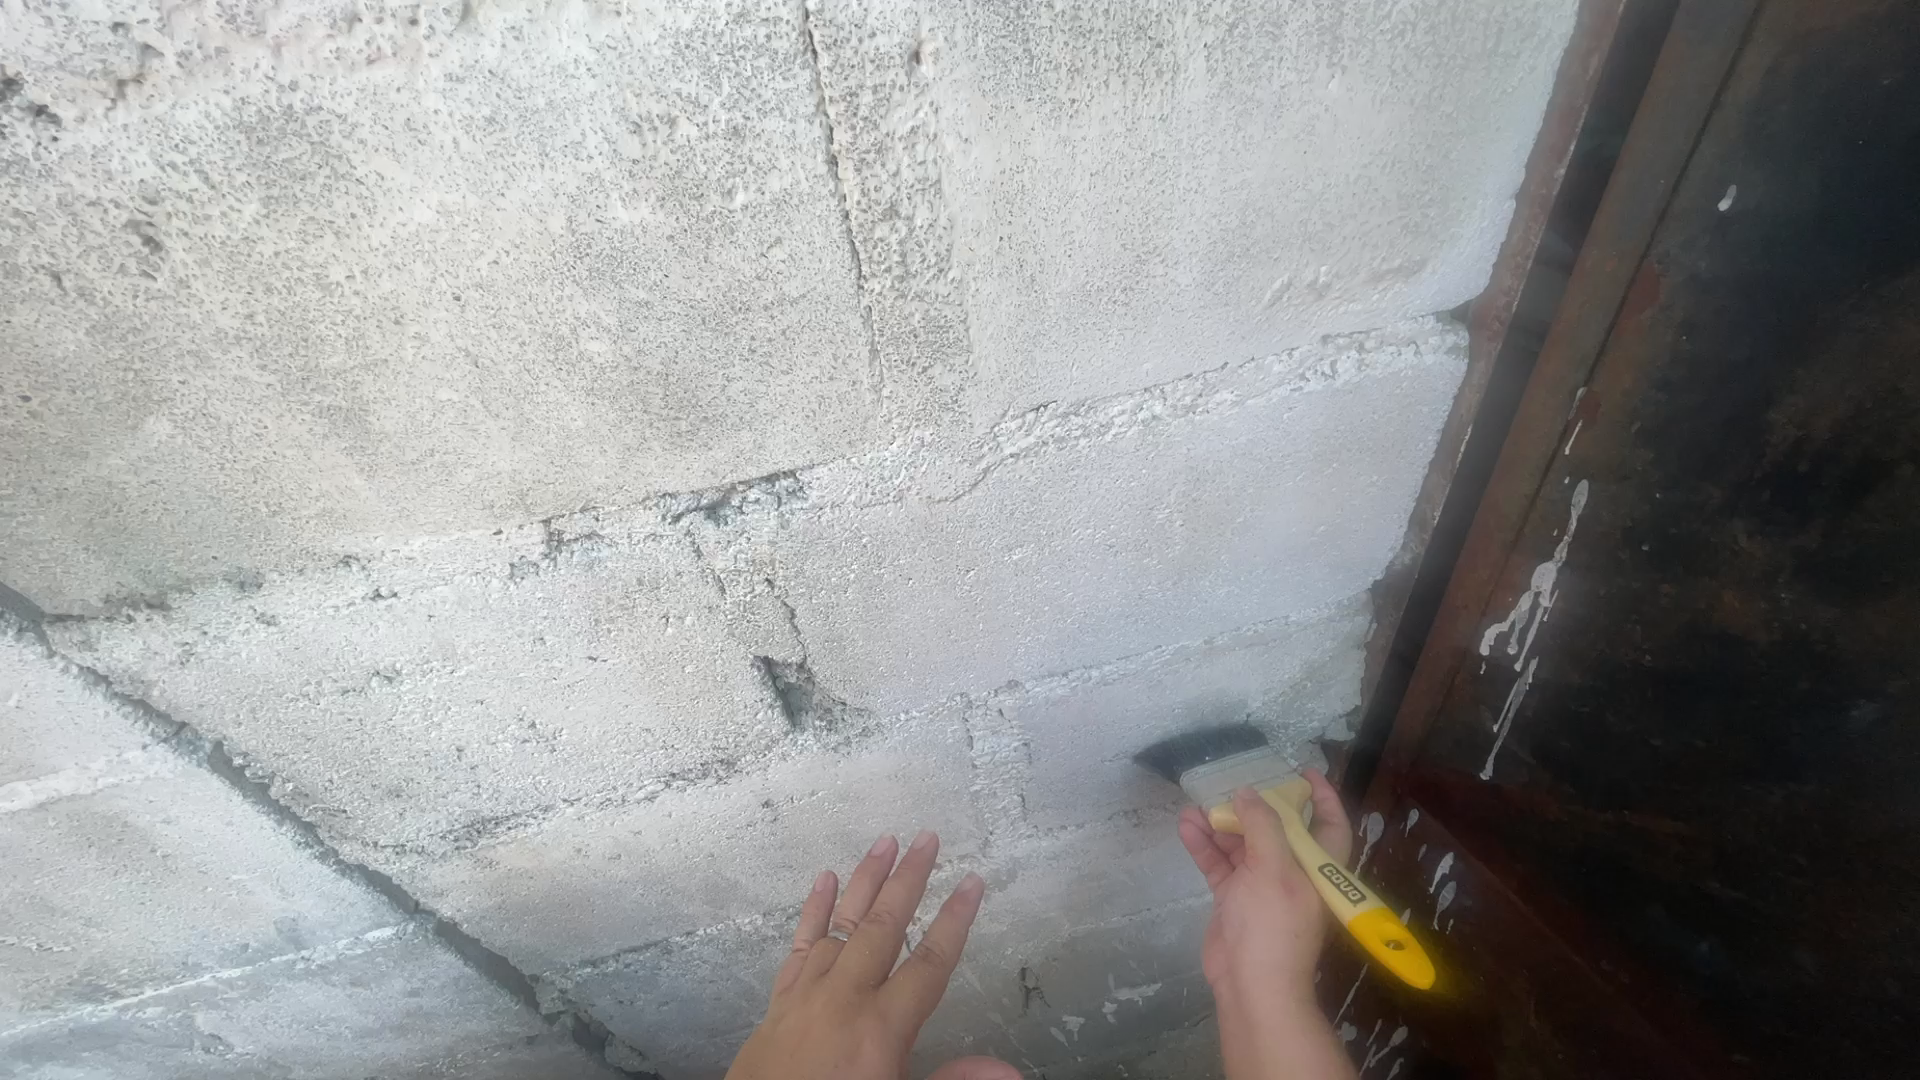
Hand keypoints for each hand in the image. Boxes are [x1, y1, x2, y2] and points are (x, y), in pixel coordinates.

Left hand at [724, 830, 1019, 1079]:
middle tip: (928, 837)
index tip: (972, 881)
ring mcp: (808, 994)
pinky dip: (814, 909)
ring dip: (866, 879)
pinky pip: (800, 944)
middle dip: (911, 878)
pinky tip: (825, 878)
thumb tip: (1011, 1071)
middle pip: (886, 925)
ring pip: (844, 922)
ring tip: (885, 841)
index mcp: (880, 1029)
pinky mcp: (778, 1002)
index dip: (955, 921)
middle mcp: (846, 998)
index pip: (930, 963)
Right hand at [1178, 771, 1358, 1079]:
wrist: (1252, 986)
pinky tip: (1186, 827)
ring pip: (1241, 844)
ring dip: (1219, 824)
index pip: (1329, 826)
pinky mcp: (1233, 899)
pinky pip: (1218, 863)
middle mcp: (1291, 874)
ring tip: (1196, 804)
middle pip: (1275, 830)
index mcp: (1316, 869)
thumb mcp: (1273, 870)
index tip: (1305, 771)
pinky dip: (1203, 845)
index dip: (1323, 798)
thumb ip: (1262, 826)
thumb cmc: (1274, 926)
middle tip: (1231, 782)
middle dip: (1253, 806)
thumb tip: (1248, 794)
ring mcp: (1260, 887)